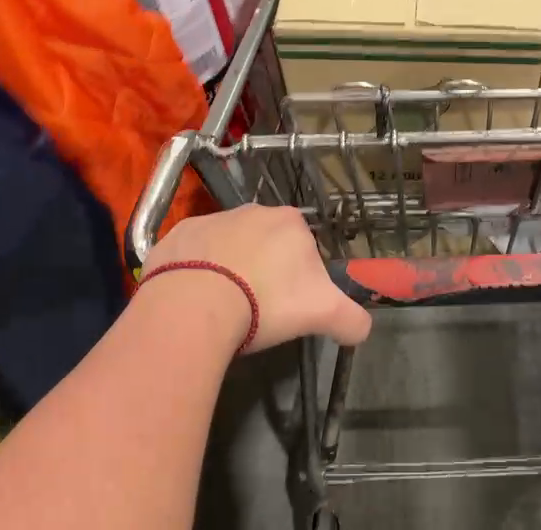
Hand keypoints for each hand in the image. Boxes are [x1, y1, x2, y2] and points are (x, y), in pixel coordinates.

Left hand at [141, 205, 372, 351]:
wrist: (194, 305)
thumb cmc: (265, 302)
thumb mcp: (321, 313)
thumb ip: (350, 318)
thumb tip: (364, 329)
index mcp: (291, 221)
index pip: (302, 247)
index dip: (298, 277)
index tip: (287, 305)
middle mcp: (252, 211)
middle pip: (264, 243)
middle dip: (263, 270)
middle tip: (255, 309)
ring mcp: (211, 219)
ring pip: (227, 246)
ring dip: (228, 269)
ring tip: (221, 309)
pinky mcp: (176, 235)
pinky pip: (191, 253)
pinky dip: (193, 272)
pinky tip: (192, 301)